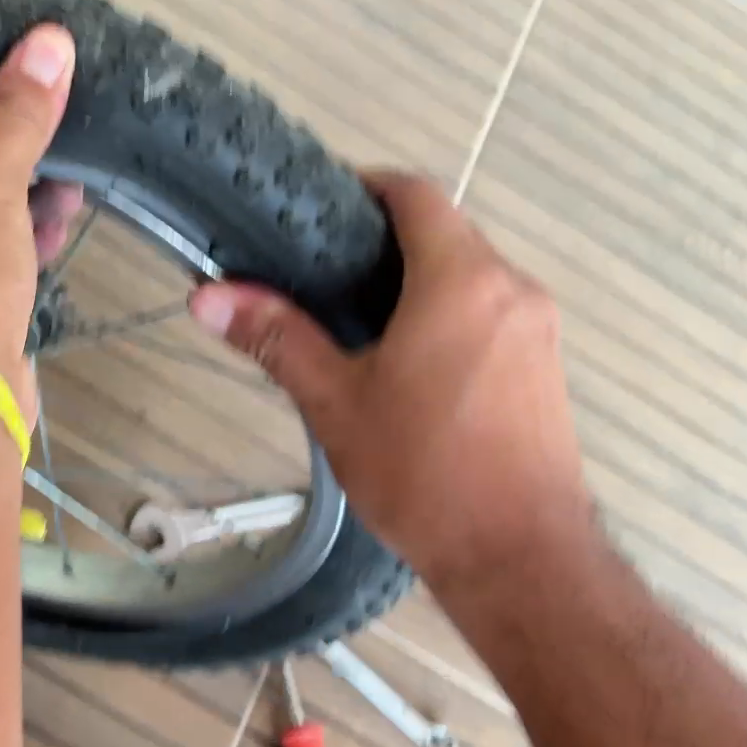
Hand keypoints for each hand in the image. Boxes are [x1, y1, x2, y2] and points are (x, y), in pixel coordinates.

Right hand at [188, 171, 590, 586]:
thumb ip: (274, 337)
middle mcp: (512, 289)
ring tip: (340, 312)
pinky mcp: (543, 365)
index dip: (363, 186)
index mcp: (462, 282)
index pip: (416, 195)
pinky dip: (438, 309)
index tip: (311, 207)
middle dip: (375, 239)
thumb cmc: (424, 470)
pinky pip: (485, 309)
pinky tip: (394, 355)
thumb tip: (204, 297)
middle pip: (441, 232)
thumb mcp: (334, 400)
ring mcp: (536, 329)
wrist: (524, 560)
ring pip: (465, 273)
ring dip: (407, 277)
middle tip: (309, 268)